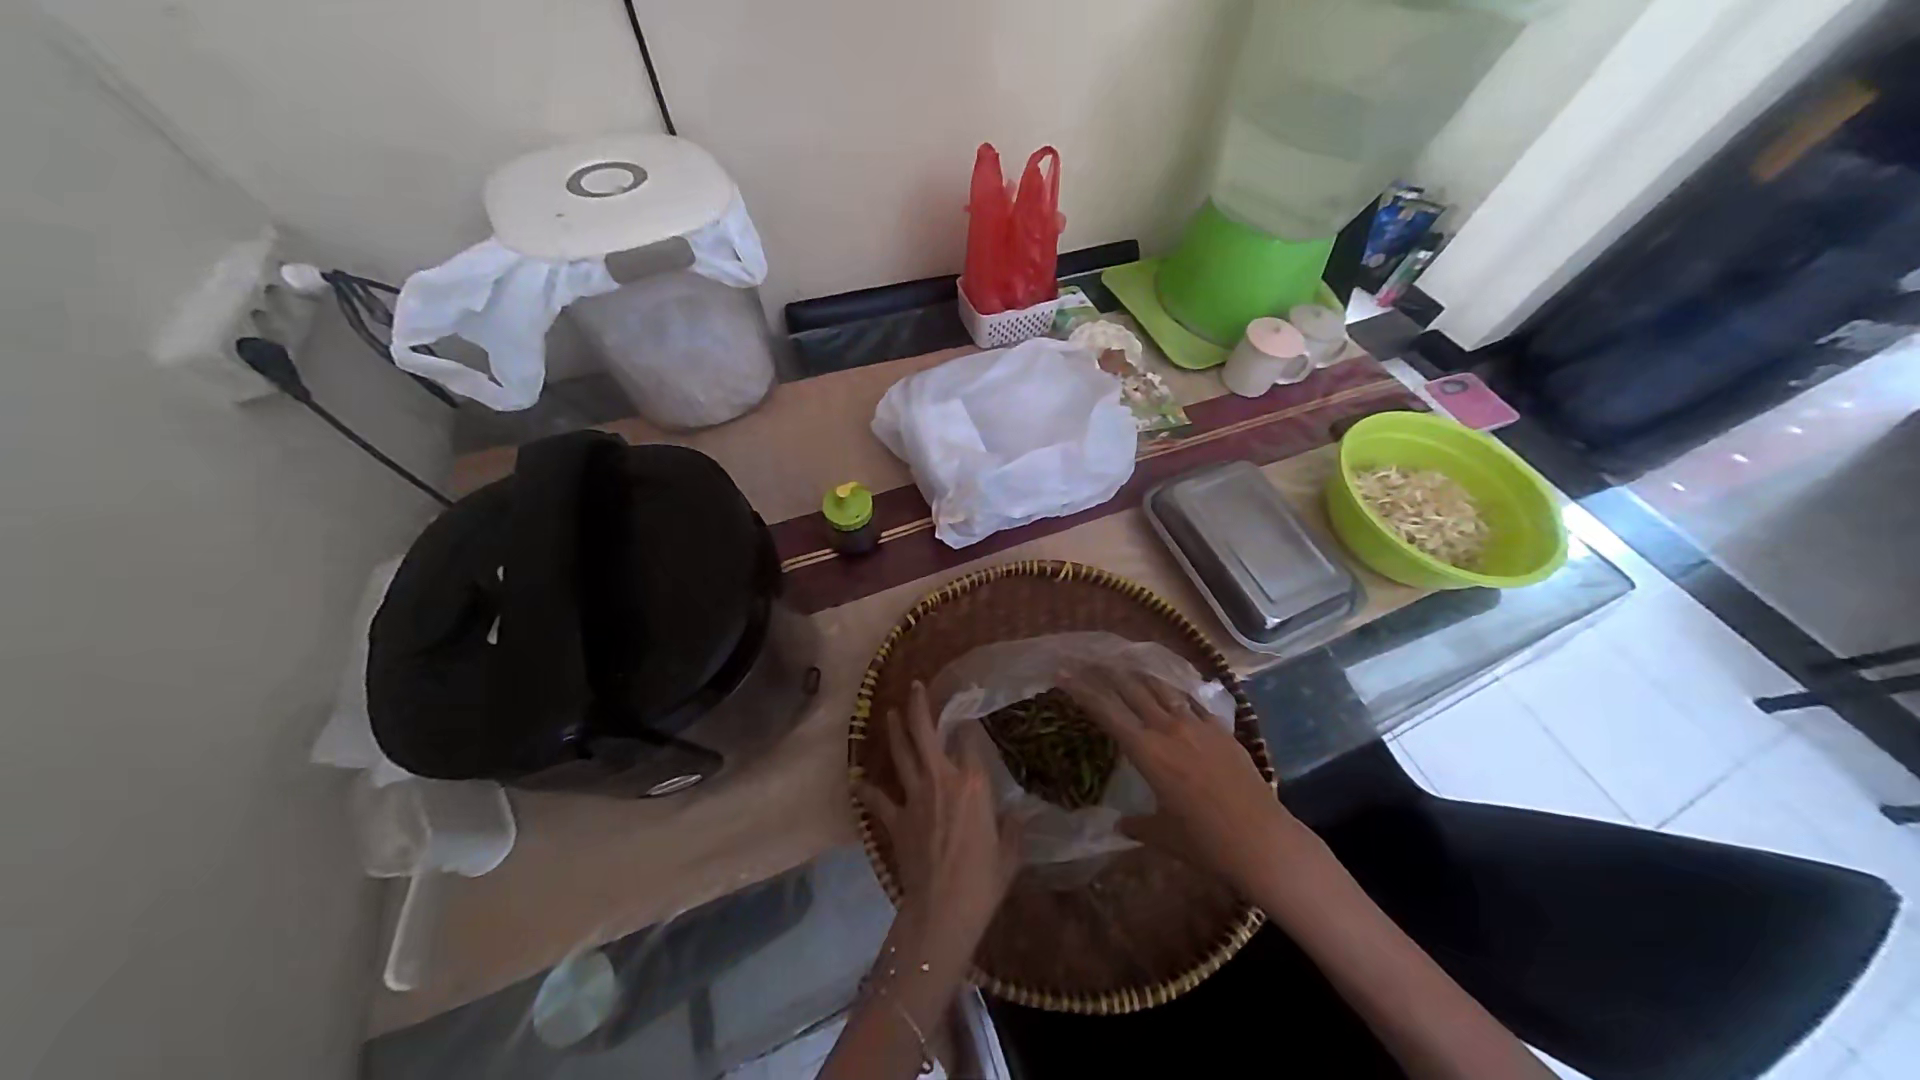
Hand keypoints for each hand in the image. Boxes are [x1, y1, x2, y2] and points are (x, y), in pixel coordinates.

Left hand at [855, 682, 1023, 941]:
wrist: (943, 909)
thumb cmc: (984, 881)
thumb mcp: (1010, 852)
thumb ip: (1011, 828)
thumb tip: (1016, 816)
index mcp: (974, 785)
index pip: (969, 742)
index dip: (968, 725)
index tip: (967, 713)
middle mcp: (942, 780)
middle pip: (926, 734)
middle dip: (919, 707)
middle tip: (915, 686)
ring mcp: (914, 797)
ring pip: (901, 754)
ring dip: (894, 732)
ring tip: (888, 712)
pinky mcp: (895, 819)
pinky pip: (878, 799)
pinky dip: (868, 789)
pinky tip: (859, 781)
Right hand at [1060, 665, 1304, 897]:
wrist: (1262, 841)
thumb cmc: (1205, 842)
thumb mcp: (1162, 835)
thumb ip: (1137, 824)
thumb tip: (1119, 825)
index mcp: (1147, 752)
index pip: (1107, 712)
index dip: (1082, 691)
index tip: (1063, 674)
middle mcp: (1169, 729)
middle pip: (1131, 689)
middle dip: (1106, 672)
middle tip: (1088, 659)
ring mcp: (1198, 726)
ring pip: (1162, 688)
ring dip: (1140, 674)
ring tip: (1125, 663)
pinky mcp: (1222, 730)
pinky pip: (1192, 701)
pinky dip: (1175, 691)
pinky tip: (1171, 689)